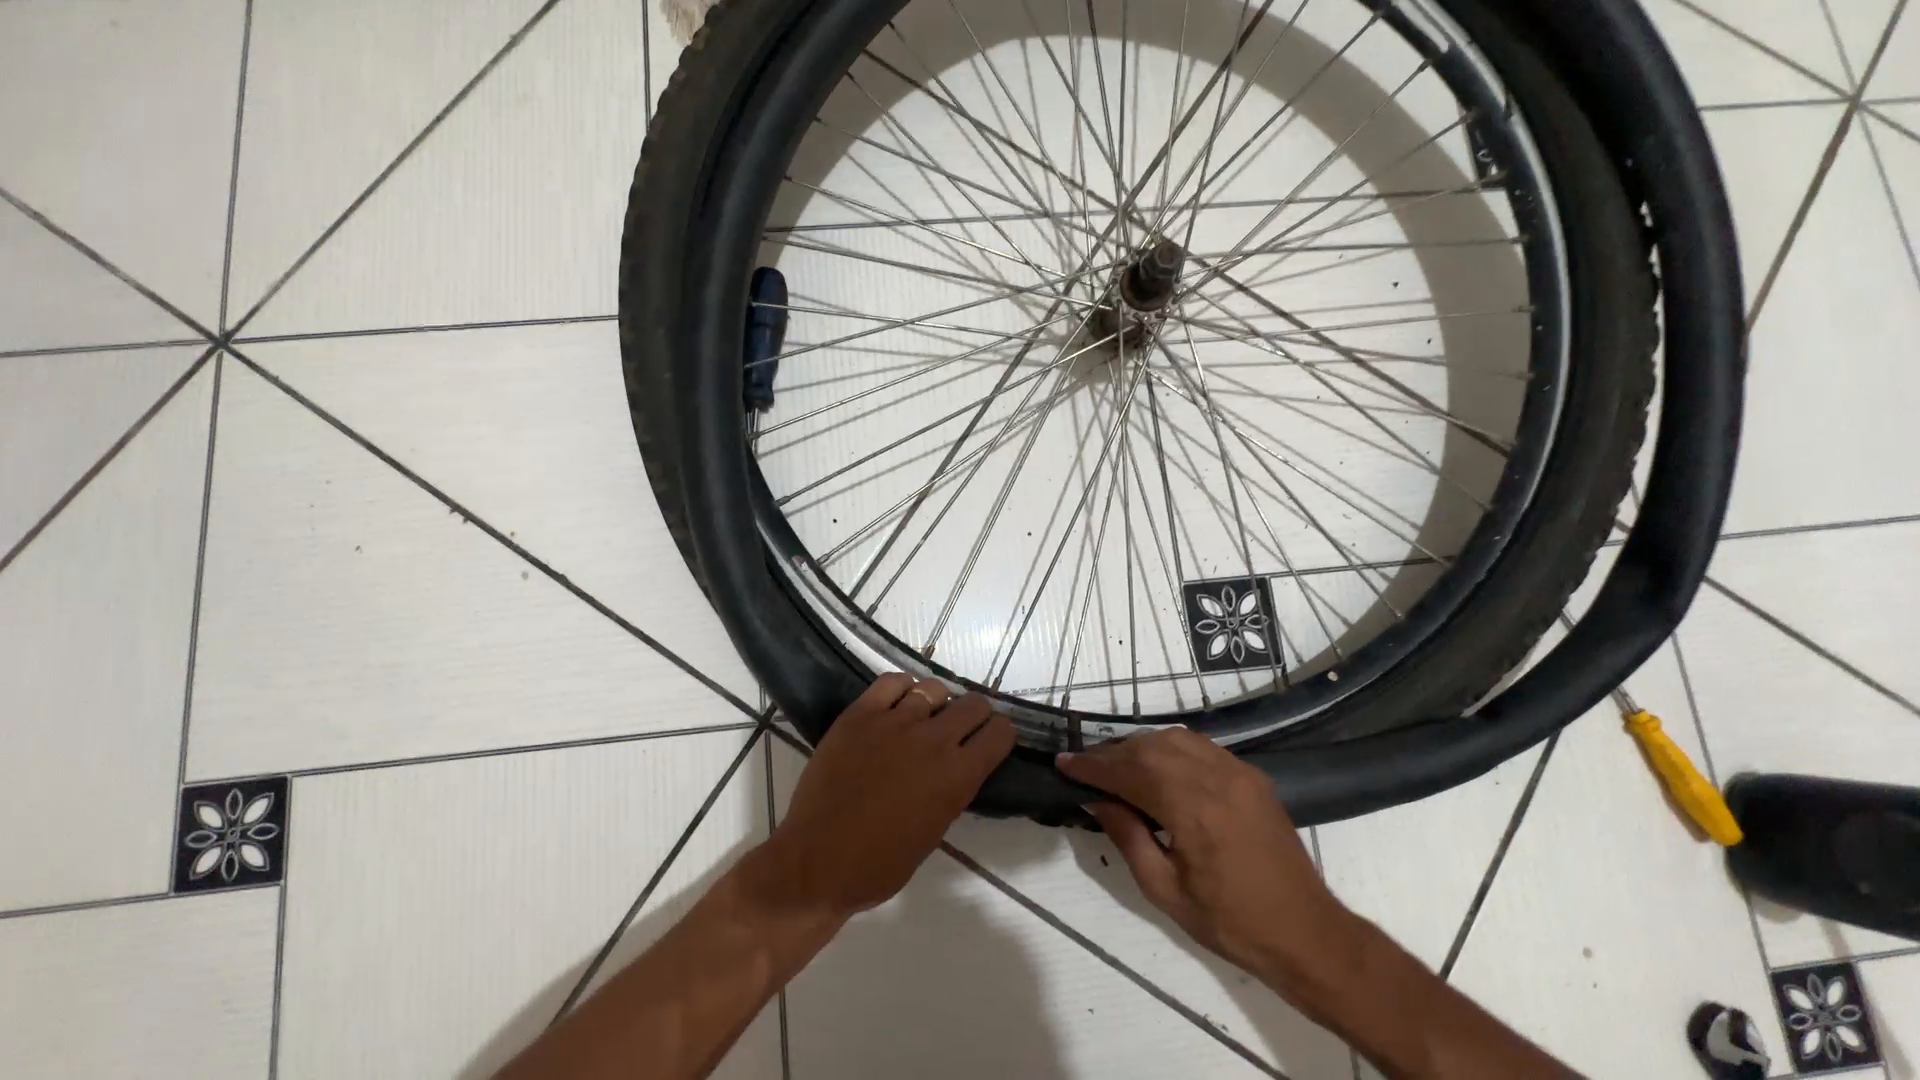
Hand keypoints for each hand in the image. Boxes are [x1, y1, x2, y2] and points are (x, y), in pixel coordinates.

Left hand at [763, 674, 1015, 922]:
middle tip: (962, 727)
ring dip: (938, 701)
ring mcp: (894, 723)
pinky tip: (899, 703)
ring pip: (933, 688)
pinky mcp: (860, 715)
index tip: (992, 739)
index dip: (1000, 734)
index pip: (999, 734)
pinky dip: (902, 688)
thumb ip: (950, 791)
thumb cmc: (881, 864)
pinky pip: (891, 682)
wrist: (819, 863)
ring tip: (926, 716)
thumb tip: (955, 768)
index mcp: (958, 777)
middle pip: (973, 704)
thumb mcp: (934, 831)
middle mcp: (933, 741)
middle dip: (975, 714)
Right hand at [1057, 728, 1353, 988]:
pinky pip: (1202, 747)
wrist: (1304, 932)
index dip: (1094, 767)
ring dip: (1141, 748)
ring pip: (1176, 739)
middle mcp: (1218, 779)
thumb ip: (1127, 836)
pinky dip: (1170, 749)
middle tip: (1085, 769)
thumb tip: (1096, 799)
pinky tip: (1156, 769)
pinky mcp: (1252, 777)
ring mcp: (1240, 773)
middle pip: (1152, 747)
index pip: (1132, 773)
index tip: (1064, 765)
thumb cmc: (1229, 922)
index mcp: (1195, 812)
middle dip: (1113, 754)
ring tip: (1116, 768)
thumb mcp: (1164, 890)